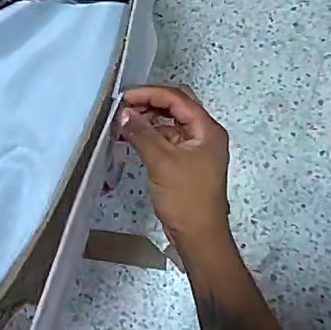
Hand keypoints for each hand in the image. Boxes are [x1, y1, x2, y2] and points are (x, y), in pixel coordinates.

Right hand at [116, 85, 231, 249]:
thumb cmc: (186, 198)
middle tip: (123, 108)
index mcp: (207, 129)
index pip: (177, 98)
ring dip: (149, 121)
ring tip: (124, 124)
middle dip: (150, 104)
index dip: (149, 94)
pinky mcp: (188, 162)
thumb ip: (142, 133)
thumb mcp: (162, 162)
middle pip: (176, 107)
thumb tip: (123, 113)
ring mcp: (197, 149)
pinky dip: (152, 137)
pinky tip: (133, 139)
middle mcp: (205, 134)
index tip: (124, 98)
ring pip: (171, 124)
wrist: (199, 235)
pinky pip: (169, 140)